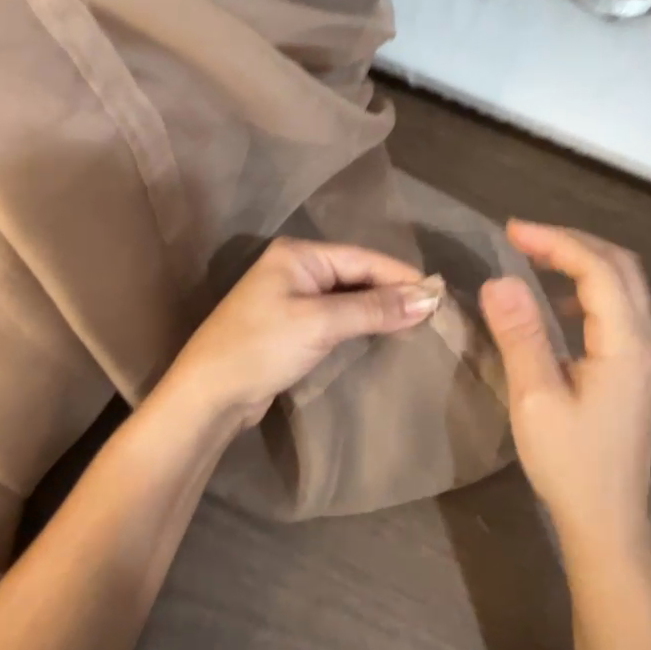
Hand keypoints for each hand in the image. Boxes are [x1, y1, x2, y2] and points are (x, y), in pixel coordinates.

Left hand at [158, 238, 443, 428]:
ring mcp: (291, 298)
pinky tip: (384, 337)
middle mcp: (295, 269)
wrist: (209, 394)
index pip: (363, 259)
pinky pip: (336, 317)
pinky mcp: (291, 327)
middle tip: (436, 314)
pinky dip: (360, 325)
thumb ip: (374, 309)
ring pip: (348, 297)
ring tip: (419, 326)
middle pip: (356, 275)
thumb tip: (429, 298)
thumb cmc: (261, 347)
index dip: (402, 277)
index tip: (441, 297)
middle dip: (393, 293)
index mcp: (298, 255)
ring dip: (379, 310)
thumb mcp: (320, 323)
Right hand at [479, 220, 650, 552]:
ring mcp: (644, 356)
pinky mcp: (634, 370)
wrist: (607, 519)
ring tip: (535, 257)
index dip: (556, 242)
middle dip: (573, 242)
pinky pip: (617, 310)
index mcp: (626, 344)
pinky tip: (552, 303)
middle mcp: (645, 341)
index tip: (510, 231)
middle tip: (523, 237)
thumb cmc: (570, 462)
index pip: (598, 270)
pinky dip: (585, 289)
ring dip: (582, 262)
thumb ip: (520, 335)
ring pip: (622, 287)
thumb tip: (498, 279)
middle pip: (620, 268)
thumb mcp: (535, 398)